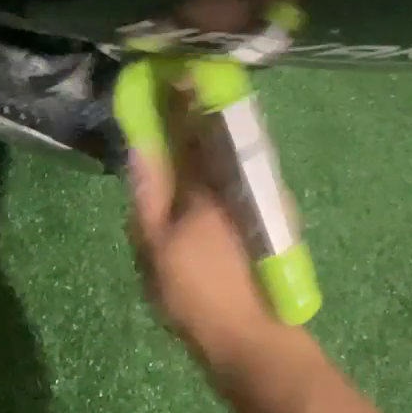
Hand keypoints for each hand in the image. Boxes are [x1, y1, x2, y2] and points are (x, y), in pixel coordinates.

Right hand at [124, 89, 284, 369]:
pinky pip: (242, 173)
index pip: (191, 124)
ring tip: (189, 124)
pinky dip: (224, 159)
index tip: (165, 72)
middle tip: (175, 93)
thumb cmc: (196, 293)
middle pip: (217, 131)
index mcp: (208, 182)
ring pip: (233, 152)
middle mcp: (240, 180)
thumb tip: (141, 146)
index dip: (178, 96)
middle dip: (197, 109)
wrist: (254, 340)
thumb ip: (147, 191)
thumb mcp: (154, 245)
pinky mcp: (270, 216)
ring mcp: (261, 197)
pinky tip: (210, 168)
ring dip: (212, 132)